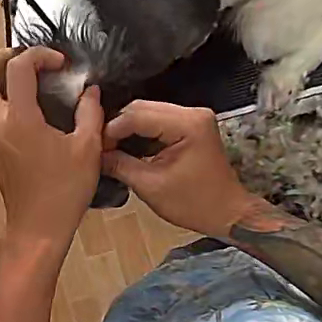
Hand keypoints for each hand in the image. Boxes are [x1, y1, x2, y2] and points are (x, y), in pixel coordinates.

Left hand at [0, 47, 102, 254]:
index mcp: (20, 119)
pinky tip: (16, 104)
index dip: (39, 55)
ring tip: (18, 77)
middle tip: (28, 59)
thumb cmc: (65, 189)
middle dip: (1, 58)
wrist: (39, 226)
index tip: (60, 63)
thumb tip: (90, 91)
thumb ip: (90, 113)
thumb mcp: (88, 148)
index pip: (18, 68)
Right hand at [102, 101, 262, 236]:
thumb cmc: (194, 204)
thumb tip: (94, 154)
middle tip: (100, 148)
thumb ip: (120, 165)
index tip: (95, 148)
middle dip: (118, 127)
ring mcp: (194, 117)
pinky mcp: (192, 125)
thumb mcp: (151, 186)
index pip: (137, 115)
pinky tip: (127, 147)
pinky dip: (142, 132)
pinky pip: (160, 121)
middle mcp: (193, 112)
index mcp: (187, 124)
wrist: (227, 212)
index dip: (111, 130)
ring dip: (128, 129)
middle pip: (142, 108)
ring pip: (149, 113)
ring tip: (110, 148)